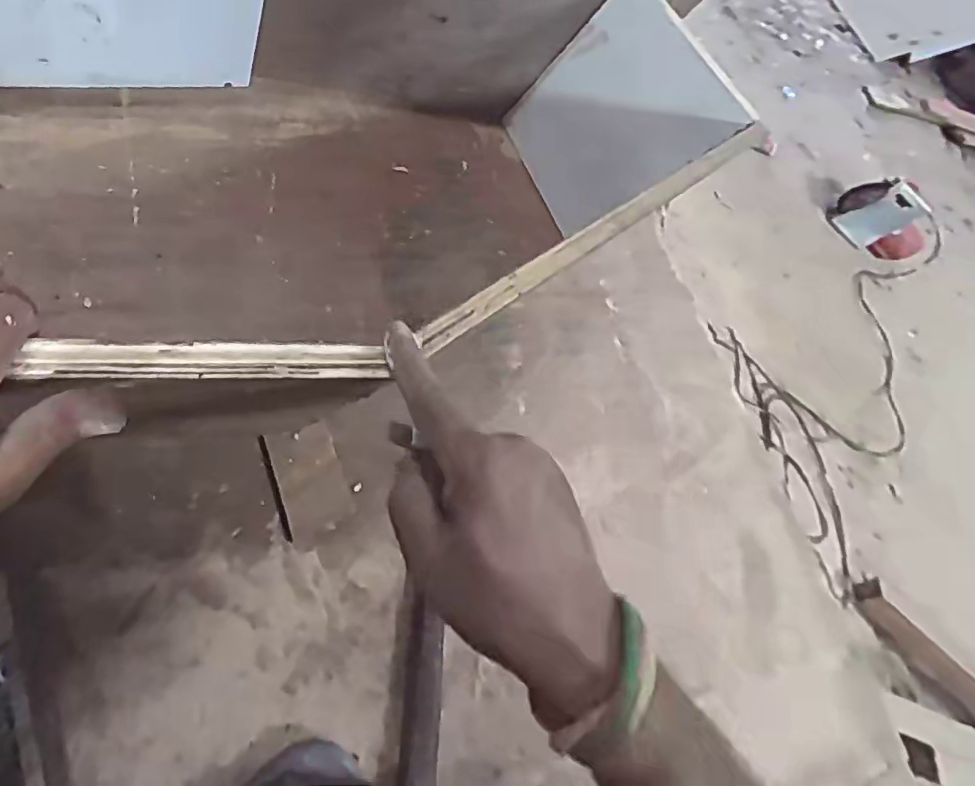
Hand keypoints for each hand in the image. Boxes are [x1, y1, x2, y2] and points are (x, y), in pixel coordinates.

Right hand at [384, 322, 620, 730]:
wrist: (578, 645)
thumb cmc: (492, 599)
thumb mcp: (427, 553)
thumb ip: (407, 494)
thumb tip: (413, 462)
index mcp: (479, 459)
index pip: (432, 403)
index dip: (409, 366)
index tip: (396, 329)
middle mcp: (513, 447)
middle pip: (452, 443)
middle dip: (435, 469)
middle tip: (436, 528)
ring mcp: (540, 464)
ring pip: (477, 461)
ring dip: (462, 486)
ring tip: (471, 544)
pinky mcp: (556, 484)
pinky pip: (503, 473)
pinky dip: (487, 493)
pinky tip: (497, 541)